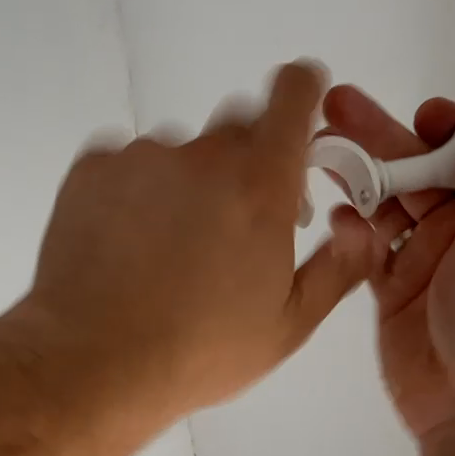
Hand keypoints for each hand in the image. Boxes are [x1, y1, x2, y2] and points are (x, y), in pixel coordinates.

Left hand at [10, 61, 373, 422]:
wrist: (94, 362)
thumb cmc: (197, 351)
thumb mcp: (288, 326)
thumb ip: (337, 269)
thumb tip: (362, 232)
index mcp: (261, 186)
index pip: (294, 93)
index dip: (304, 95)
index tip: (302, 111)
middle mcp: (203, 156)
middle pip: (238, 128)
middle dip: (249, 165)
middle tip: (240, 227)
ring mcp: (142, 158)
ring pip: (182, 155)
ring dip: (190, 187)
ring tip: (174, 254)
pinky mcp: (93, 171)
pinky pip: (130, 166)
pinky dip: (139, 195)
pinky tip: (134, 249)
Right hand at [320, 87, 454, 440]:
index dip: (445, 132)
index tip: (421, 116)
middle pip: (419, 173)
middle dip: (383, 140)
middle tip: (337, 106)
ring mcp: (423, 261)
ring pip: (388, 205)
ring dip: (360, 179)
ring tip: (321, 150)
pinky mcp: (392, 290)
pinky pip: (368, 248)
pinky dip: (352, 230)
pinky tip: (335, 218)